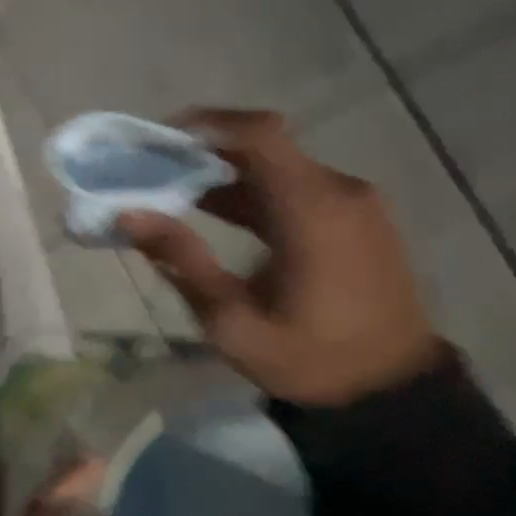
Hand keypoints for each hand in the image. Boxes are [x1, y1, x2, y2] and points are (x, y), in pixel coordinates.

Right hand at [119, 108, 443, 406]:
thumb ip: (180, 259)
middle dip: (201, 153)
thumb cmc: (307, 358)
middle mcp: (340, 193)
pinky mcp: (355, 221)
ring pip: (277, 168)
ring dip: (223, 175)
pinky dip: (250, 192)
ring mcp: (353, 206)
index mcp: (313, 211)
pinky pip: (295, 189)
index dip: (207, 125)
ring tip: (169, 195)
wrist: (389, 390)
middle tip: (148, 172)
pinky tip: (211, 215)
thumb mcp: (230, 319)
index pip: (260, 135)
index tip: (156, 139)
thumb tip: (127, 213)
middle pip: (263, 148)